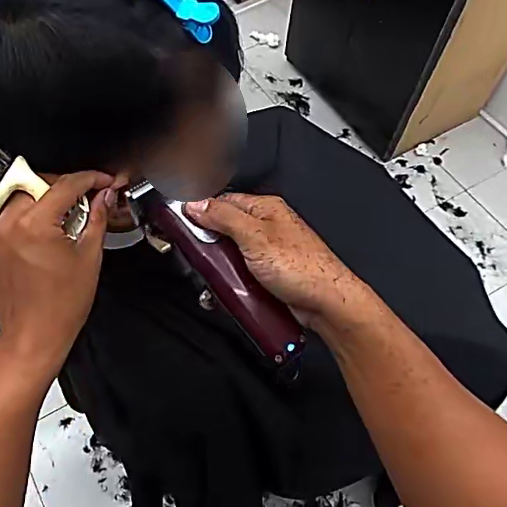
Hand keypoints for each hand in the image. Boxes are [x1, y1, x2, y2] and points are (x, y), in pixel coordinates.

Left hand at [0, 171, 115, 370]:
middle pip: (37, 185)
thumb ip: (97, 218)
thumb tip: (104, 197)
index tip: (103, 181)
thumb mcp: (90, 257)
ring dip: (43, 203)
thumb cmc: (61, 306)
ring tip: (65, 222)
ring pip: (19, 201)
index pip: (65, 185)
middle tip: (86, 200)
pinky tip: (45, 241)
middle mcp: (8, 226)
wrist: (34, 336)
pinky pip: (7, 223)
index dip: (90, 179)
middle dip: (64, 187)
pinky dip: (26, 223)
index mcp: (35, 225)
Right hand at [182, 193, 375, 329]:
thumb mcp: (255, 236)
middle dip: (208, 250)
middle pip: (221, 233)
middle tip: (203, 261)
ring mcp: (266, 255)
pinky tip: (230, 295)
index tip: (179, 226)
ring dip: (219, 273)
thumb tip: (196, 205)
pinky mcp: (267, 278)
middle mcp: (265, 230)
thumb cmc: (305, 268)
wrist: (327, 303)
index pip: (220, 202)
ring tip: (220, 282)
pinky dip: (232, 287)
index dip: (198, 213)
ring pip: (229, 259)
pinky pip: (240, 278)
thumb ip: (223, 217)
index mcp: (264, 210)